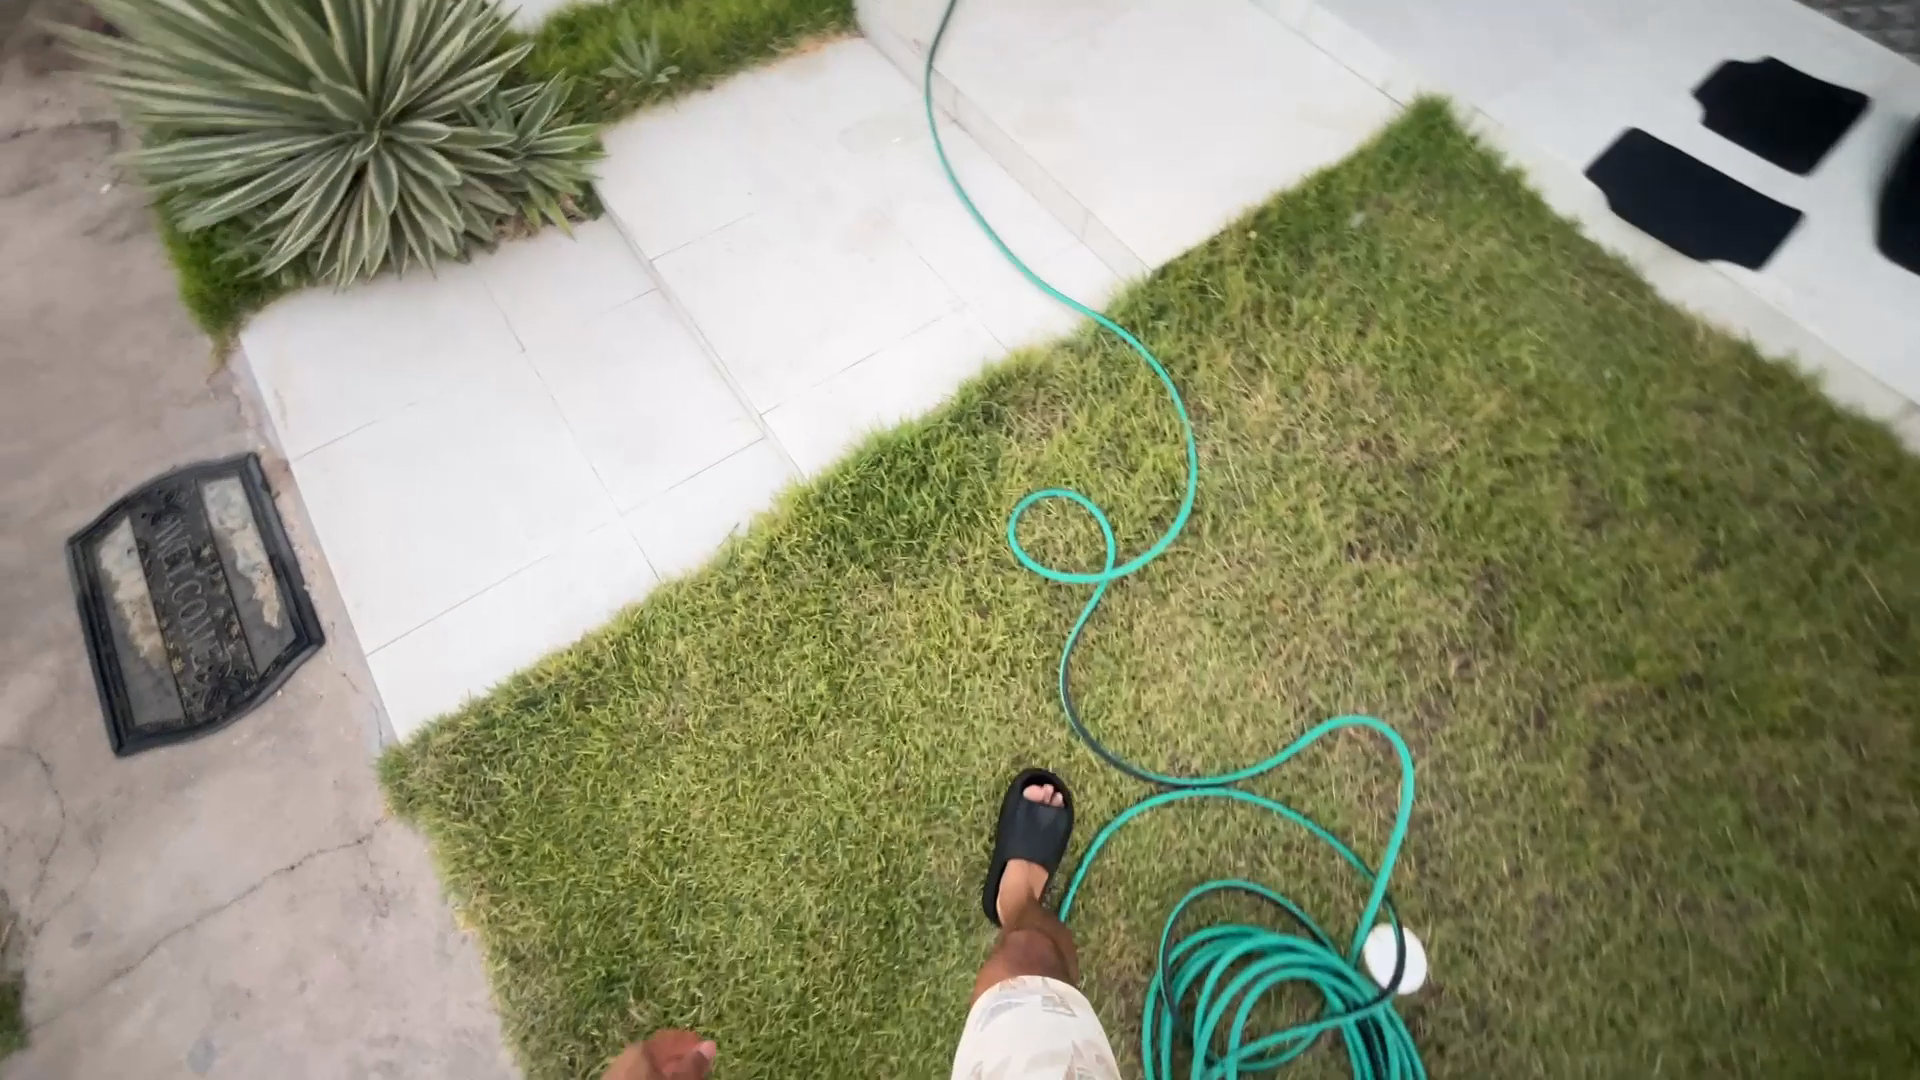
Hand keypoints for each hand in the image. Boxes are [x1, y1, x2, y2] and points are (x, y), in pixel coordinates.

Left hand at [600, 1030, 717, 1079]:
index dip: (690, 1043)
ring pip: (643, 1068)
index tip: (704, 1051)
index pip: (671, 1037)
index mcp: (641, 1048)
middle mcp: (625, 1055)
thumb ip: (692, 1065)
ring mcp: (612, 1073)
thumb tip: (709, 1045)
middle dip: (676, 1059)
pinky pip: (632, 1077)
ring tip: (679, 1079)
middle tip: (694, 1068)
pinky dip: (647, 1078)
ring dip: (662, 1072)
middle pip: (656, 1053)